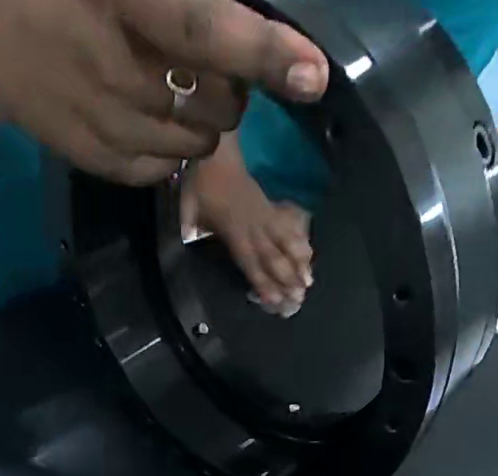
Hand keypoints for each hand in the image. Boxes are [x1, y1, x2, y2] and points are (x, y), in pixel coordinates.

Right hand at [0, 0, 329, 183]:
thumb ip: (184, 0)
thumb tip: (237, 12)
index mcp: (121, 1)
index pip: (206, 30)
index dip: (265, 53)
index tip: (312, 76)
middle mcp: (118, 68)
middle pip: (221, 103)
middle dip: (233, 87)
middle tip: (207, 62)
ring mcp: (108, 123)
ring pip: (201, 143)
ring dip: (206, 120)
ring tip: (171, 87)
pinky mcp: (101, 160)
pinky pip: (168, 168)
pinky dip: (173, 147)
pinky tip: (147, 115)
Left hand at [182, 151, 312, 312]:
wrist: (217, 153)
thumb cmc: (201, 183)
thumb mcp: (188, 207)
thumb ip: (190, 225)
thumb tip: (188, 238)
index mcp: (233, 232)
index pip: (250, 262)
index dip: (262, 282)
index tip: (274, 301)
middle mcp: (253, 228)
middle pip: (272, 256)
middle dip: (287, 278)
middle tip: (299, 297)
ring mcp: (264, 216)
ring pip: (285, 242)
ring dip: (298, 262)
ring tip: (309, 280)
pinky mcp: (270, 207)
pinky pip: (288, 225)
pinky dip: (299, 239)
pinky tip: (309, 253)